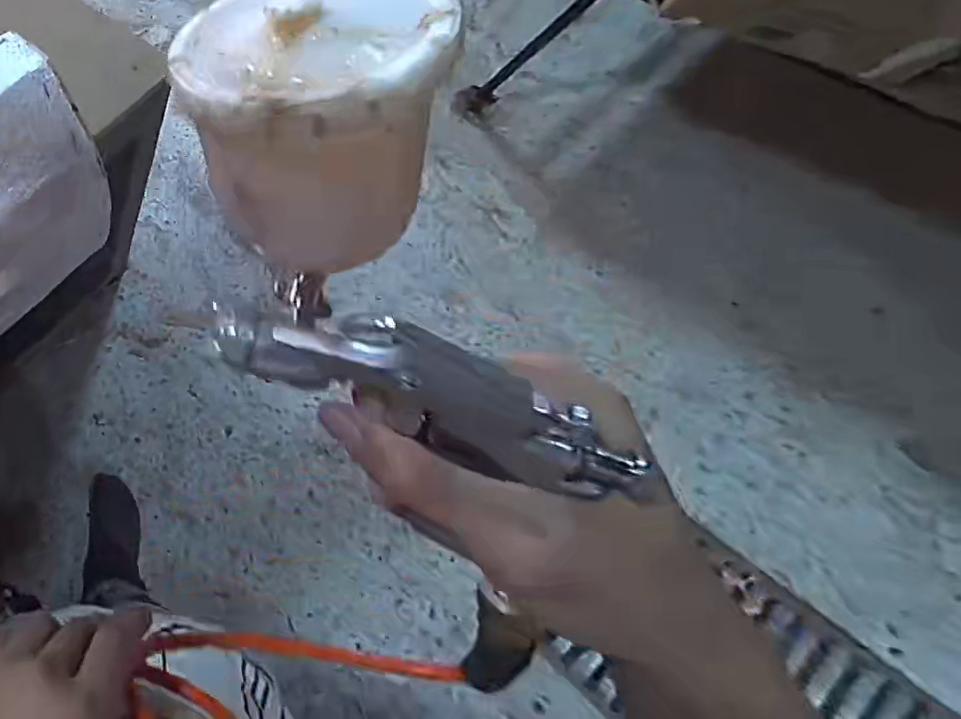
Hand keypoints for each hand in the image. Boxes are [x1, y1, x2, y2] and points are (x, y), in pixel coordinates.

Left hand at [0, 609, 151, 718]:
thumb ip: (115, 715)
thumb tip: (126, 692)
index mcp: (83, 704)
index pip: (116, 639)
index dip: (133, 625)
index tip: (142, 620)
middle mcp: (43, 668)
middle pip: (80, 628)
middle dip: (95, 638)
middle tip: (101, 657)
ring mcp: (0, 661)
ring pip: (41, 623)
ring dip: (55, 639)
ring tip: (57, 660)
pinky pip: (5, 633)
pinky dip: (20, 643)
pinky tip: (22, 661)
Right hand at [318, 354, 810, 718]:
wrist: (682, 644)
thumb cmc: (606, 587)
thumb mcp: (505, 535)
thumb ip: (416, 475)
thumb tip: (330, 414)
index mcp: (554, 387)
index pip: (436, 370)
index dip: (392, 408)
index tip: (377, 459)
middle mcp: (547, 384)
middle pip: (436, 395)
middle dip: (408, 448)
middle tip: (401, 500)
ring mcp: (545, 410)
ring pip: (443, 420)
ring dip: (423, 466)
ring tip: (435, 517)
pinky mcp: (540, 436)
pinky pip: (463, 438)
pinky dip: (445, 472)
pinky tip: (454, 511)